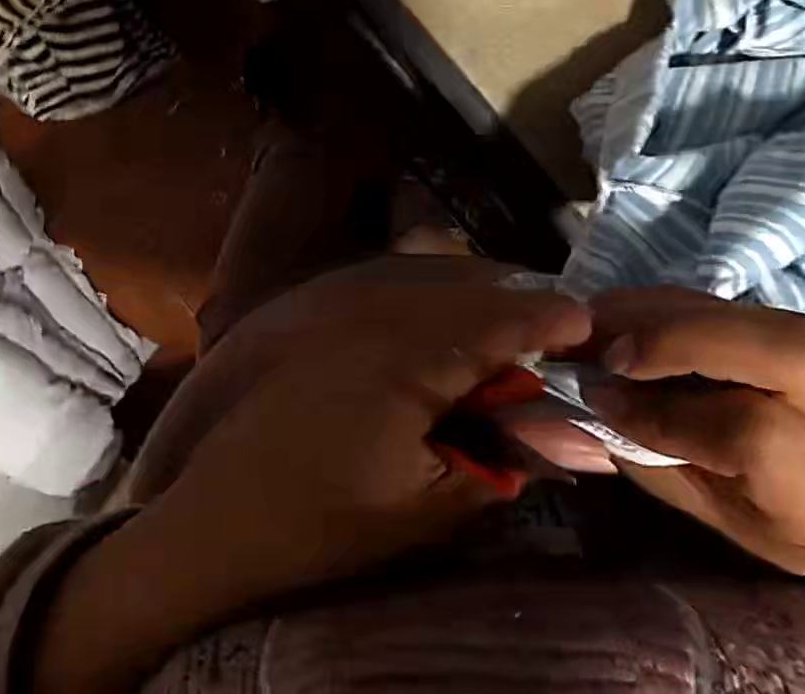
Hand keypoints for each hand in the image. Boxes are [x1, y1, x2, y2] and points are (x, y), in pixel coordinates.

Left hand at [157, 277, 592, 597]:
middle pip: (471, 291)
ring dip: (478, 299)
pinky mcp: (322, 312)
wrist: (217, 515)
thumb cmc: (324, 521)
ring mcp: (345, 307)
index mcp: (411, 360)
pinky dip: (436, 299)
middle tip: (554, 332)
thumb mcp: (426, 505)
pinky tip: (445, 326)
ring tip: (508, 327)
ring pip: (433, 282)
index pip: (500, 323)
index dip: (549, 319)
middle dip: (520, 306)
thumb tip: (584, 442)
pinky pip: (397, 287)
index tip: (587, 323)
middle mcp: (380, 315)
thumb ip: (505, 461)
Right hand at [586, 287, 804, 576]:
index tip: (601, 403)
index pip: (757, 436)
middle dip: (681, 338)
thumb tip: (543, 419)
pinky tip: (628, 315)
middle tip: (607, 352)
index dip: (667, 412)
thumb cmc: (773, 528)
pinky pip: (744, 305)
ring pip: (763, 316)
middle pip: (787, 352)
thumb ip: (637, 455)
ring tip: (600, 325)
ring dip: (667, 312)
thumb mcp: (707, 514)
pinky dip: (675, 304)